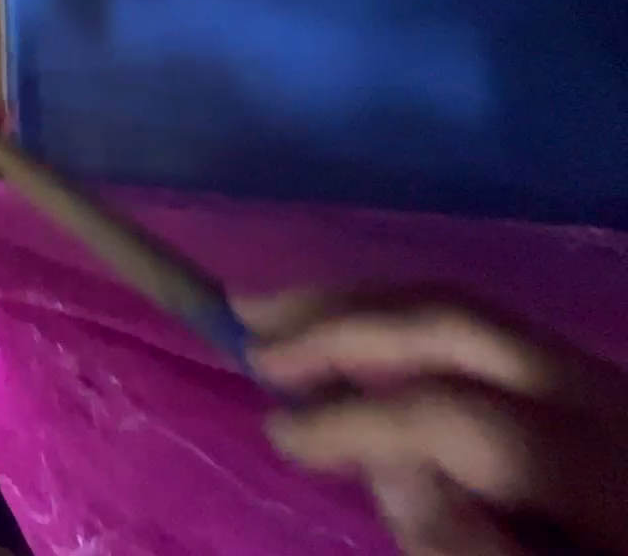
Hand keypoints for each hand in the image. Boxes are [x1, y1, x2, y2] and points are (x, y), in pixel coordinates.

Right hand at [241, 287, 627, 554]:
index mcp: (607, 470)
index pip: (460, 418)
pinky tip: (329, 329)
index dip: (354, 418)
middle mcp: (607, 400)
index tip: (278, 435)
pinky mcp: (569, 372)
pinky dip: (384, 318)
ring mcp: (593, 376)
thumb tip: (390, 471)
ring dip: (344, 304)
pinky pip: (464, 327)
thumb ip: (464, 548)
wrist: (627, 541)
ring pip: (455, 307)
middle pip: (455, 323)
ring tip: (261, 310)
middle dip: (336, 321)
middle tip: (244, 324)